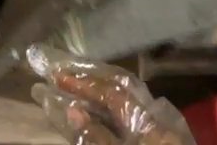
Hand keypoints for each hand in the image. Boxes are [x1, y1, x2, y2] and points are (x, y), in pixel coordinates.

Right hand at [25, 46, 192, 144]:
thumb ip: (97, 137)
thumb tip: (72, 110)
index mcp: (152, 125)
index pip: (114, 94)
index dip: (84, 84)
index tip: (57, 77)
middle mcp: (158, 125)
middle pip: (121, 95)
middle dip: (91, 86)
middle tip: (63, 79)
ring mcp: (159, 138)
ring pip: (125, 111)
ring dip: (97, 102)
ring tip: (72, 96)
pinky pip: (128, 127)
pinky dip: (108, 121)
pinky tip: (90, 121)